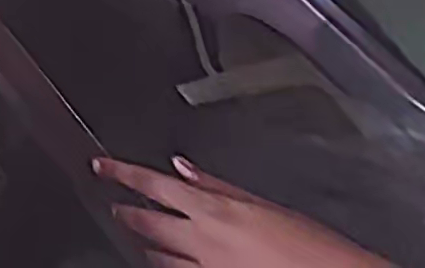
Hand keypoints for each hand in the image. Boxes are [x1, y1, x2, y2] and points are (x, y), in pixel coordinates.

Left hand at [95, 156, 393, 267]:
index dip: (119, 171)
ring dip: (149, 247)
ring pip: (162, 258)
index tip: (98, 166)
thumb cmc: (325, 252)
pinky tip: (174, 267)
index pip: (149, 182)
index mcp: (213, 211)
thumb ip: (218, 187)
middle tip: (116, 208)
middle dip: (127, 213)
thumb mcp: (269, 208)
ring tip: (141, 241)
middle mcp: (204, 240)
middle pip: (147, 222)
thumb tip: (181, 167)